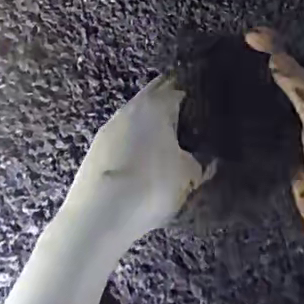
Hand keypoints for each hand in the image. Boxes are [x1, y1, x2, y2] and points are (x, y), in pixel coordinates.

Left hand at [62, 75, 212, 242]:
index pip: (180, 87)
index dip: (195, 96)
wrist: (97, 216)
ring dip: (151, 123)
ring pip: (137, 116)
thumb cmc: (150, 187)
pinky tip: (143, 160)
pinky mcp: (96, 148)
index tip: (207, 108)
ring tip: (168, 143)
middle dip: (171, 104)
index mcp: (157, 104)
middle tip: (191, 121)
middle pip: (155, 96)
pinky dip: (135, 141)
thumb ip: (201, 162)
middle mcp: (131, 107)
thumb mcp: (189, 176)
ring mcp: (110, 126)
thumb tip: (205, 158)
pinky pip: (123, 136)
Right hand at [246, 29, 303, 247]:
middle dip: (272, 64)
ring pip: (282, 105)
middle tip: (241, 50)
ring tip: (234, 75)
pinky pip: (273, 133)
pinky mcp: (292, 156)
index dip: (283, 45)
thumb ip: (301, 88)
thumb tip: (277, 57)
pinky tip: (239, 114)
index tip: (252, 36)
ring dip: (263, 92)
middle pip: (295, 79)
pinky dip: (258, 122)